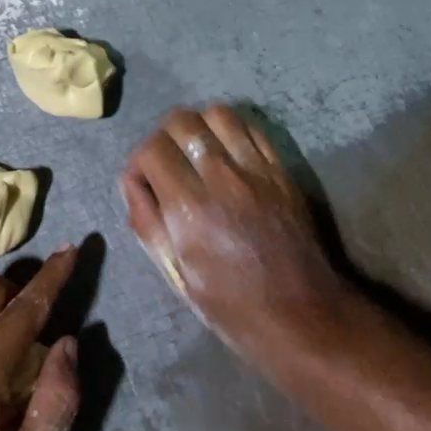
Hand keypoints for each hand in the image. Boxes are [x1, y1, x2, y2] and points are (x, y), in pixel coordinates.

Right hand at [122, 105, 354, 368]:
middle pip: (182, 120)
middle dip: (165, 136)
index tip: (145, 180)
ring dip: (200, 127)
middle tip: (169, 163)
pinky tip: (228, 154)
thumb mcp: (175, 274)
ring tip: (199, 152)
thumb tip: (130, 181)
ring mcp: (256, 171)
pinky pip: (252, 128)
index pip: (152, 148)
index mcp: (189, 208)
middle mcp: (221, 178)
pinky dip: (232, 132)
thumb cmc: (231, 306)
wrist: (300, 317)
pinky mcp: (281, 171)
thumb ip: (147, 222)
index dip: (140, 161)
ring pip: (217, 113)